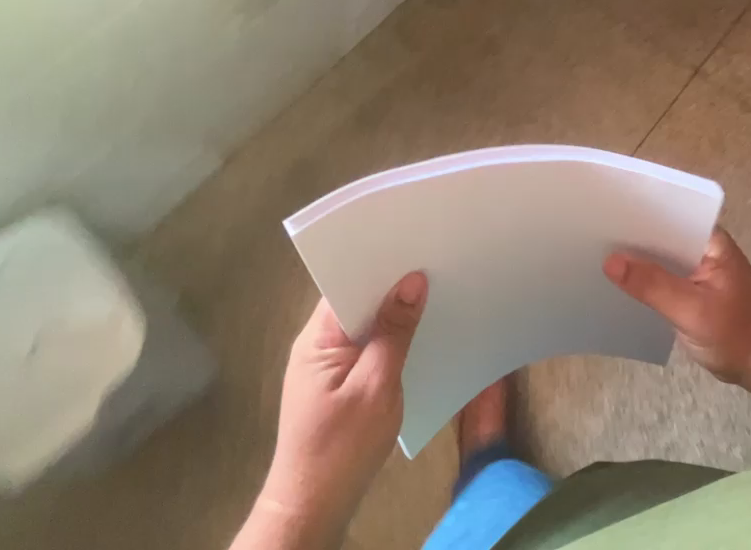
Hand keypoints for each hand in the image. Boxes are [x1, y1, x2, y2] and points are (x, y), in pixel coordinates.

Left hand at [253, 273, 426, 539]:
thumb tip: (413, 280)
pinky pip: (366, 342)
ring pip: (363, 320)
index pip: (347, 282)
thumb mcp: (377, 385)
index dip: (380, 261)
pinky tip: (418, 331)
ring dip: (394, 309)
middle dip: (393, 282)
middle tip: (436, 261)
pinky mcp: (338, 379)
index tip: (417, 243)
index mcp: (317, 338)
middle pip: (356, 298)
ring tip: (435, 289)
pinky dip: (390, 333)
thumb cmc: (342, 447)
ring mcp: (325, 362)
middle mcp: (316, 343)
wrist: (314, 507)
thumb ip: (395, 331)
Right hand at [603, 229, 750, 390]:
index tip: (604, 215)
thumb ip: (653, 285)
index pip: (670, 215)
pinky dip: (644, 281)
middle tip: (591, 237)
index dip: (639, 214)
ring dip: (636, 260)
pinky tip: (617, 285)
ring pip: (660, 257)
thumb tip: (611, 260)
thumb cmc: (736, 334)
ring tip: (594, 256)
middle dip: (631, 237)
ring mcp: (697, 268)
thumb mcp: (692, 310)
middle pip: (662, 235)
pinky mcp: (691, 289)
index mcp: (710, 239)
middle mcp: (703, 246)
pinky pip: (662, 277)